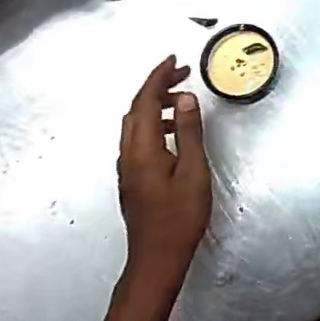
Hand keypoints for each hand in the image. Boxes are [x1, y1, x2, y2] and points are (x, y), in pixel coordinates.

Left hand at [117, 56, 211, 291]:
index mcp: (142, 147)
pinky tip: (173, 131)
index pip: (147, 100)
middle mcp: (128, 152)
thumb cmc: (179, 218)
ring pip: (136, 122)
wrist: (156, 260)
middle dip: (157, 85)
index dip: (159, 76)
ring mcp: (126, 165)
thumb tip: (186, 97)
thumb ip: (189, 132)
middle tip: (182, 74)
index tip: (174, 60)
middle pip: (138, 107)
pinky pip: (137, 136)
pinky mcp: (131, 176)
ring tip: (182, 100)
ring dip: (155, 104)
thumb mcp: (193, 173)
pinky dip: (153, 121)